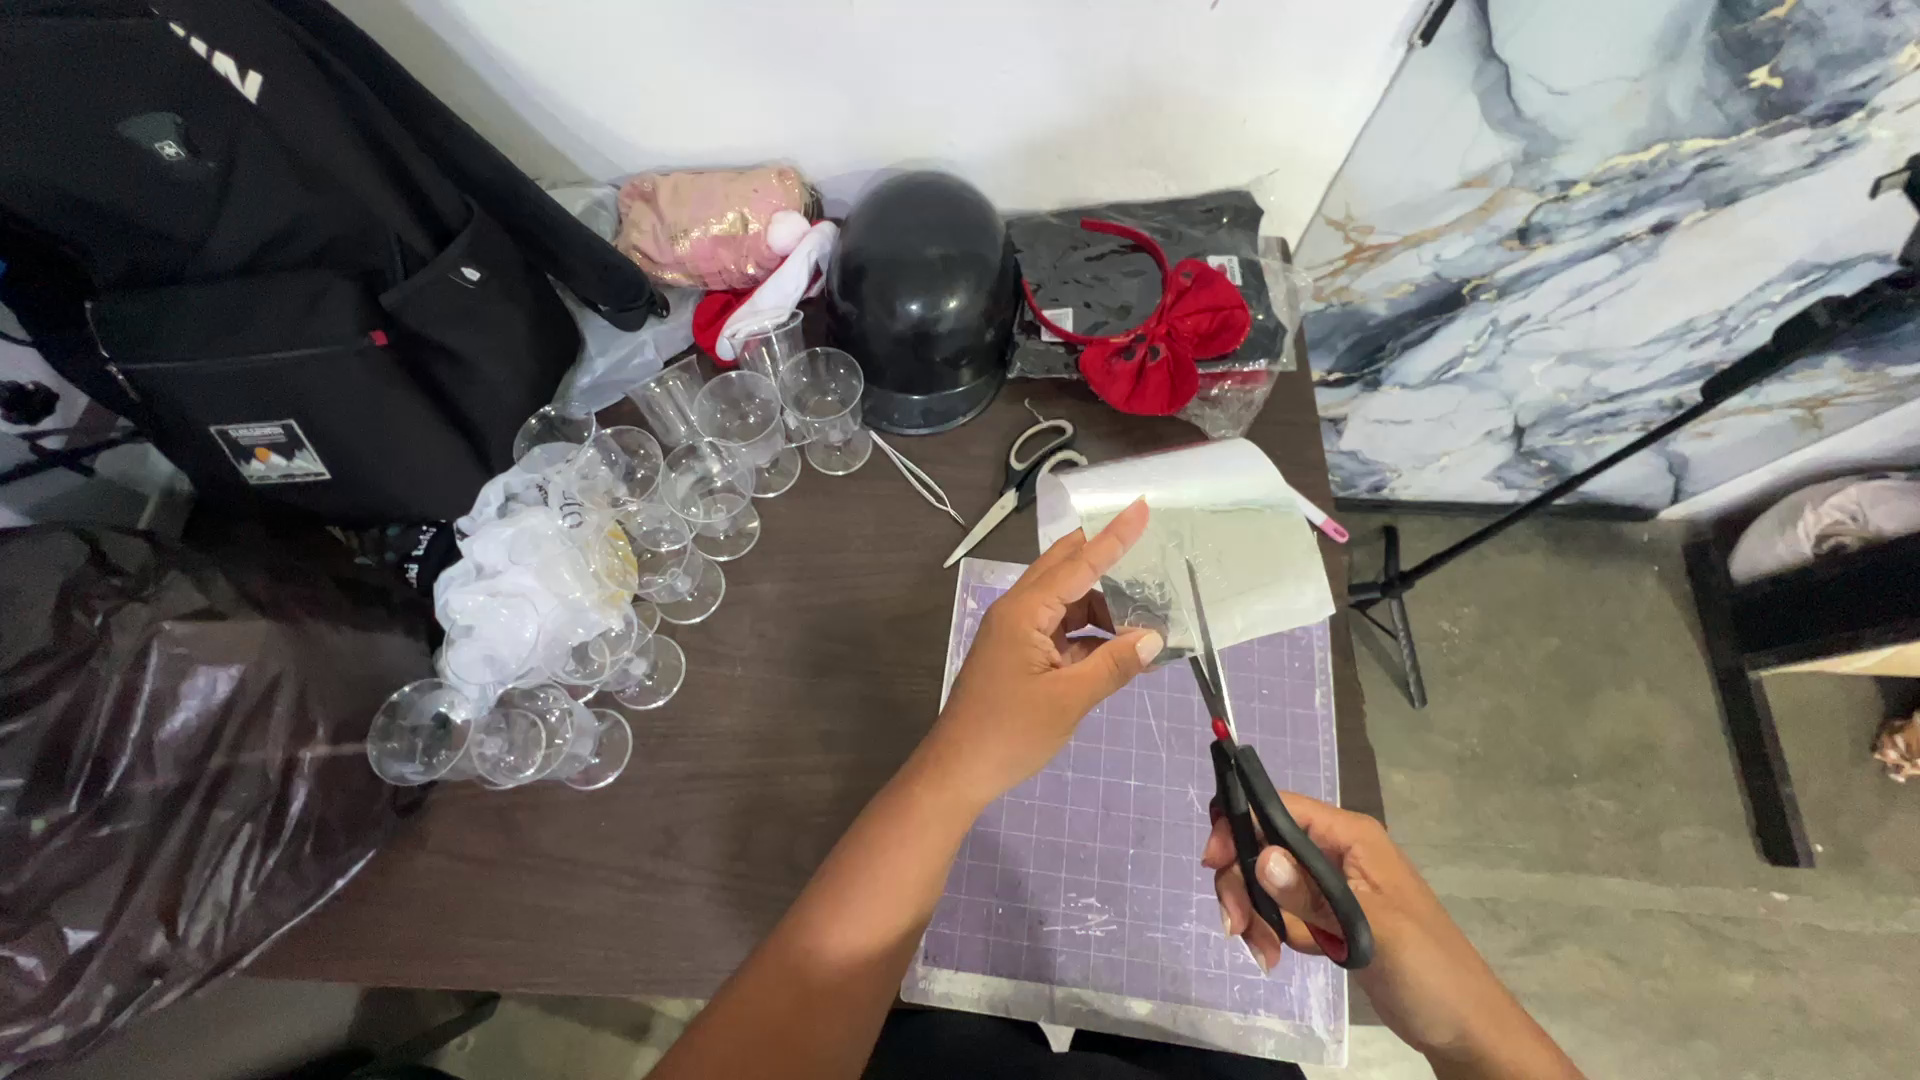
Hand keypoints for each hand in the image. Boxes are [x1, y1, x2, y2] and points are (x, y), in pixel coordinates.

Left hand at [923, 499, 1163, 804]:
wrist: (958, 769)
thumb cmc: (1009, 732)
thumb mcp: (1069, 699)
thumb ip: (1113, 665)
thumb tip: (1152, 637)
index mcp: (1024, 611)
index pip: (1077, 563)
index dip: (1112, 537)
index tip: (1139, 507)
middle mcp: (1017, 612)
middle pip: (1065, 572)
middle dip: (1104, 561)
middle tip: (1146, 551)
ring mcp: (1015, 634)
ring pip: (1064, 604)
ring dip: (1100, 608)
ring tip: (1143, 617)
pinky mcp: (1017, 655)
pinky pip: (1058, 631)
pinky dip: (1088, 636)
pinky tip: (1117, 648)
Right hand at [1205, 794, 1551, 1067]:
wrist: (1466, 1031)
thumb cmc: (1430, 970)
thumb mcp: (1373, 931)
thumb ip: (1313, 894)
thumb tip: (1262, 858)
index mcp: (1348, 836)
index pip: (1277, 808)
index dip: (1238, 825)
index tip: (1213, 862)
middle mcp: (1333, 850)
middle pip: (1262, 846)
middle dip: (1242, 883)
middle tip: (1235, 926)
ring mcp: (1328, 883)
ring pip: (1265, 880)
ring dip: (1254, 913)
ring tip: (1264, 952)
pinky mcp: (1325, 914)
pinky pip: (1279, 909)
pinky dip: (1270, 930)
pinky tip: (1275, 956)